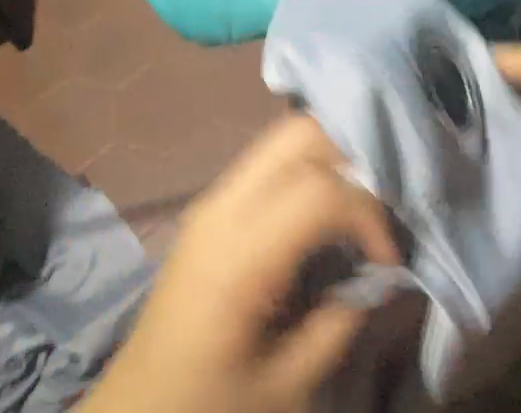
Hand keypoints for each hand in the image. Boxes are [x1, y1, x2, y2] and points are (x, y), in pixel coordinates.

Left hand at [80, 115, 399, 412]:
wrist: (133, 409)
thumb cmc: (206, 402)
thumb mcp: (284, 385)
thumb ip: (339, 324)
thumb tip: (379, 278)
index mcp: (239, 255)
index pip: (321, 190)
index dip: (368, 215)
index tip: (387, 261)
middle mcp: (223, 209)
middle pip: (300, 135)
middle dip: (352, 161)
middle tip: (374, 214)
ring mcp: (212, 200)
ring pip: (284, 139)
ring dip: (330, 162)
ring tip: (353, 214)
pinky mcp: (211, 208)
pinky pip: (269, 163)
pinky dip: (307, 171)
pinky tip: (321, 218)